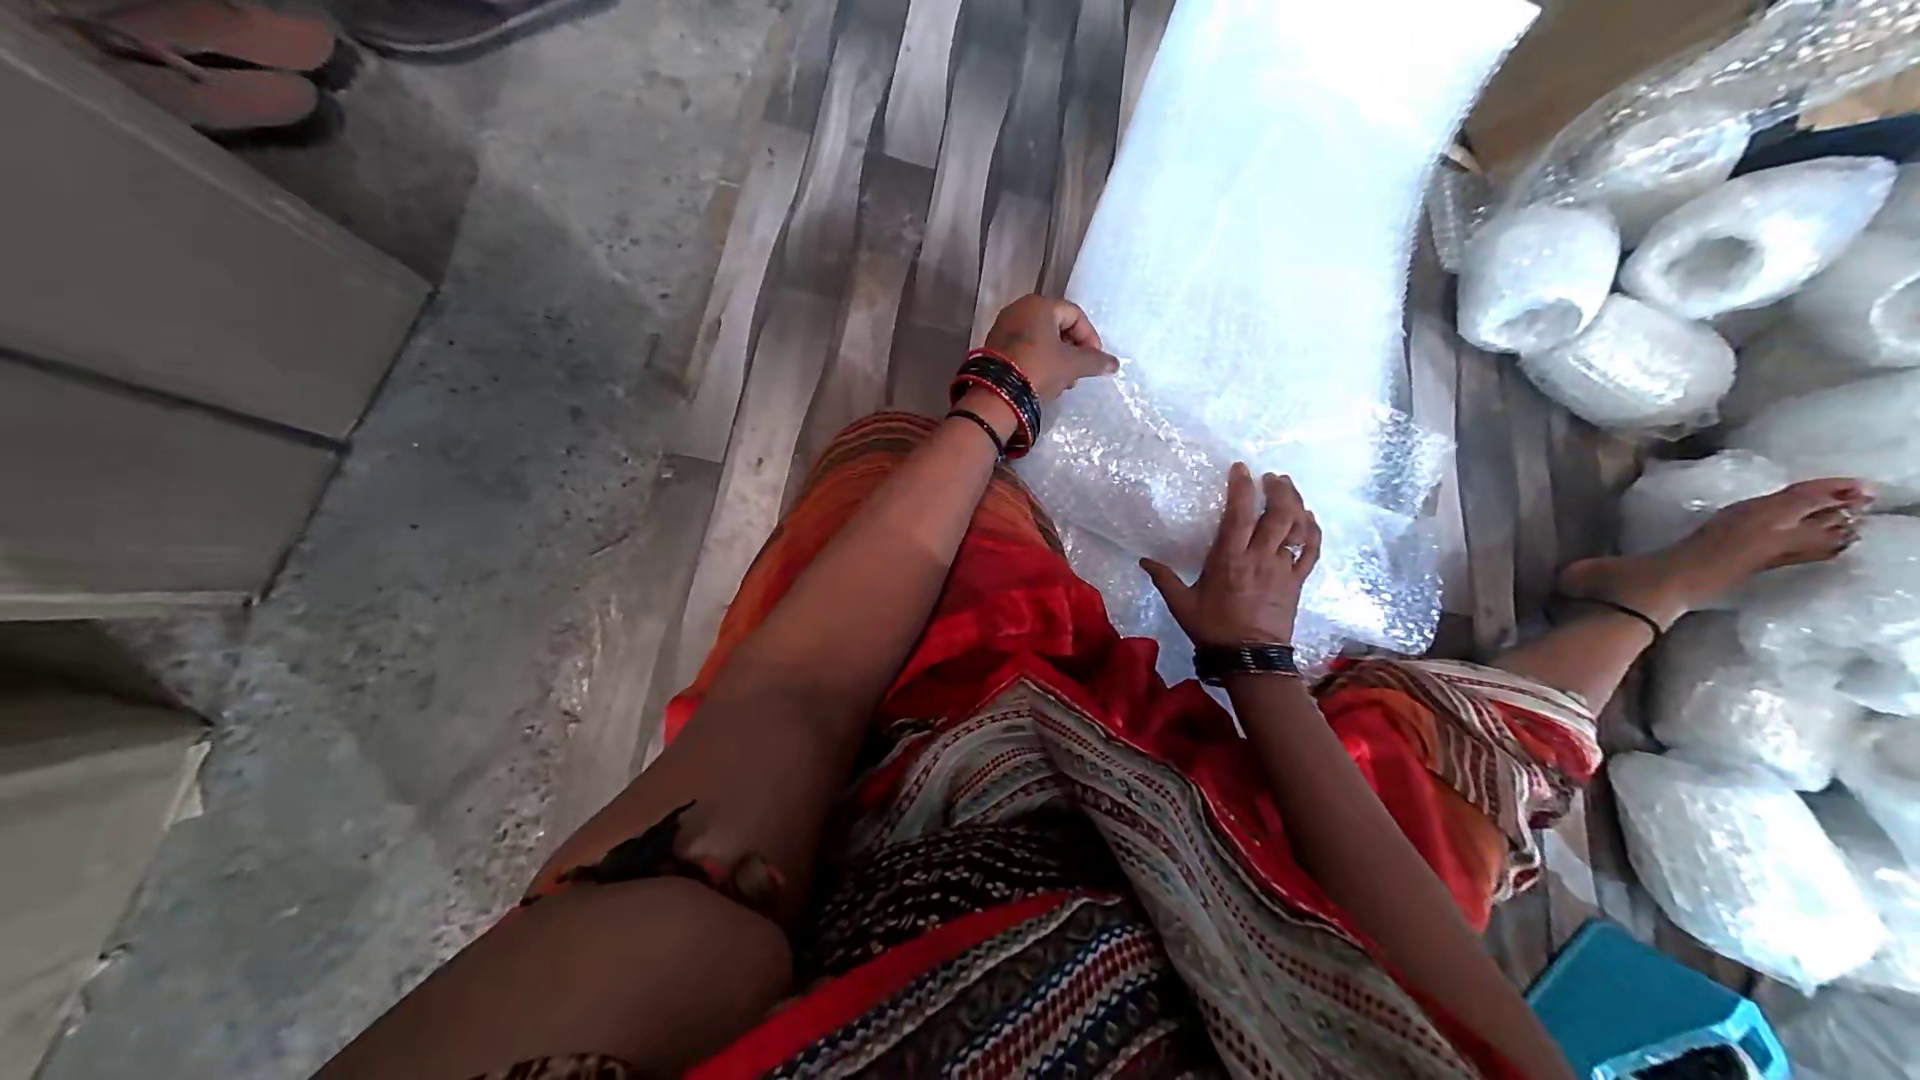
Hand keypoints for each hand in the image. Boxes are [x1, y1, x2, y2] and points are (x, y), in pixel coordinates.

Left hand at [983, 295, 1118, 403]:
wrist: (996, 393)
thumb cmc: (1039, 369)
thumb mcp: (1072, 365)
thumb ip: (1096, 361)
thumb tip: (1114, 364)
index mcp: (1039, 305)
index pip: (1075, 315)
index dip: (1089, 338)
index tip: (1094, 360)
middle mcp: (1019, 309)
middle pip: (1057, 327)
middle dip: (1072, 352)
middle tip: (1077, 373)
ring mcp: (1003, 327)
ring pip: (1041, 340)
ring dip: (1057, 360)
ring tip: (1062, 382)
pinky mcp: (994, 346)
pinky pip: (1024, 348)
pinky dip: (1038, 361)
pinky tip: (1043, 381)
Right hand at [1142, 464, 1320, 646]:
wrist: (1250, 658)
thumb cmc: (1213, 629)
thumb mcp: (1182, 604)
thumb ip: (1164, 578)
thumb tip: (1144, 561)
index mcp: (1229, 559)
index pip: (1239, 514)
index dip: (1241, 488)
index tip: (1241, 469)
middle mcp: (1259, 557)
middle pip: (1277, 515)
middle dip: (1278, 490)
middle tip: (1272, 476)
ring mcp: (1282, 568)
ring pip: (1297, 528)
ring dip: (1296, 504)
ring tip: (1289, 489)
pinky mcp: (1297, 581)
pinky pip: (1311, 551)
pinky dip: (1313, 531)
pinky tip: (1309, 519)